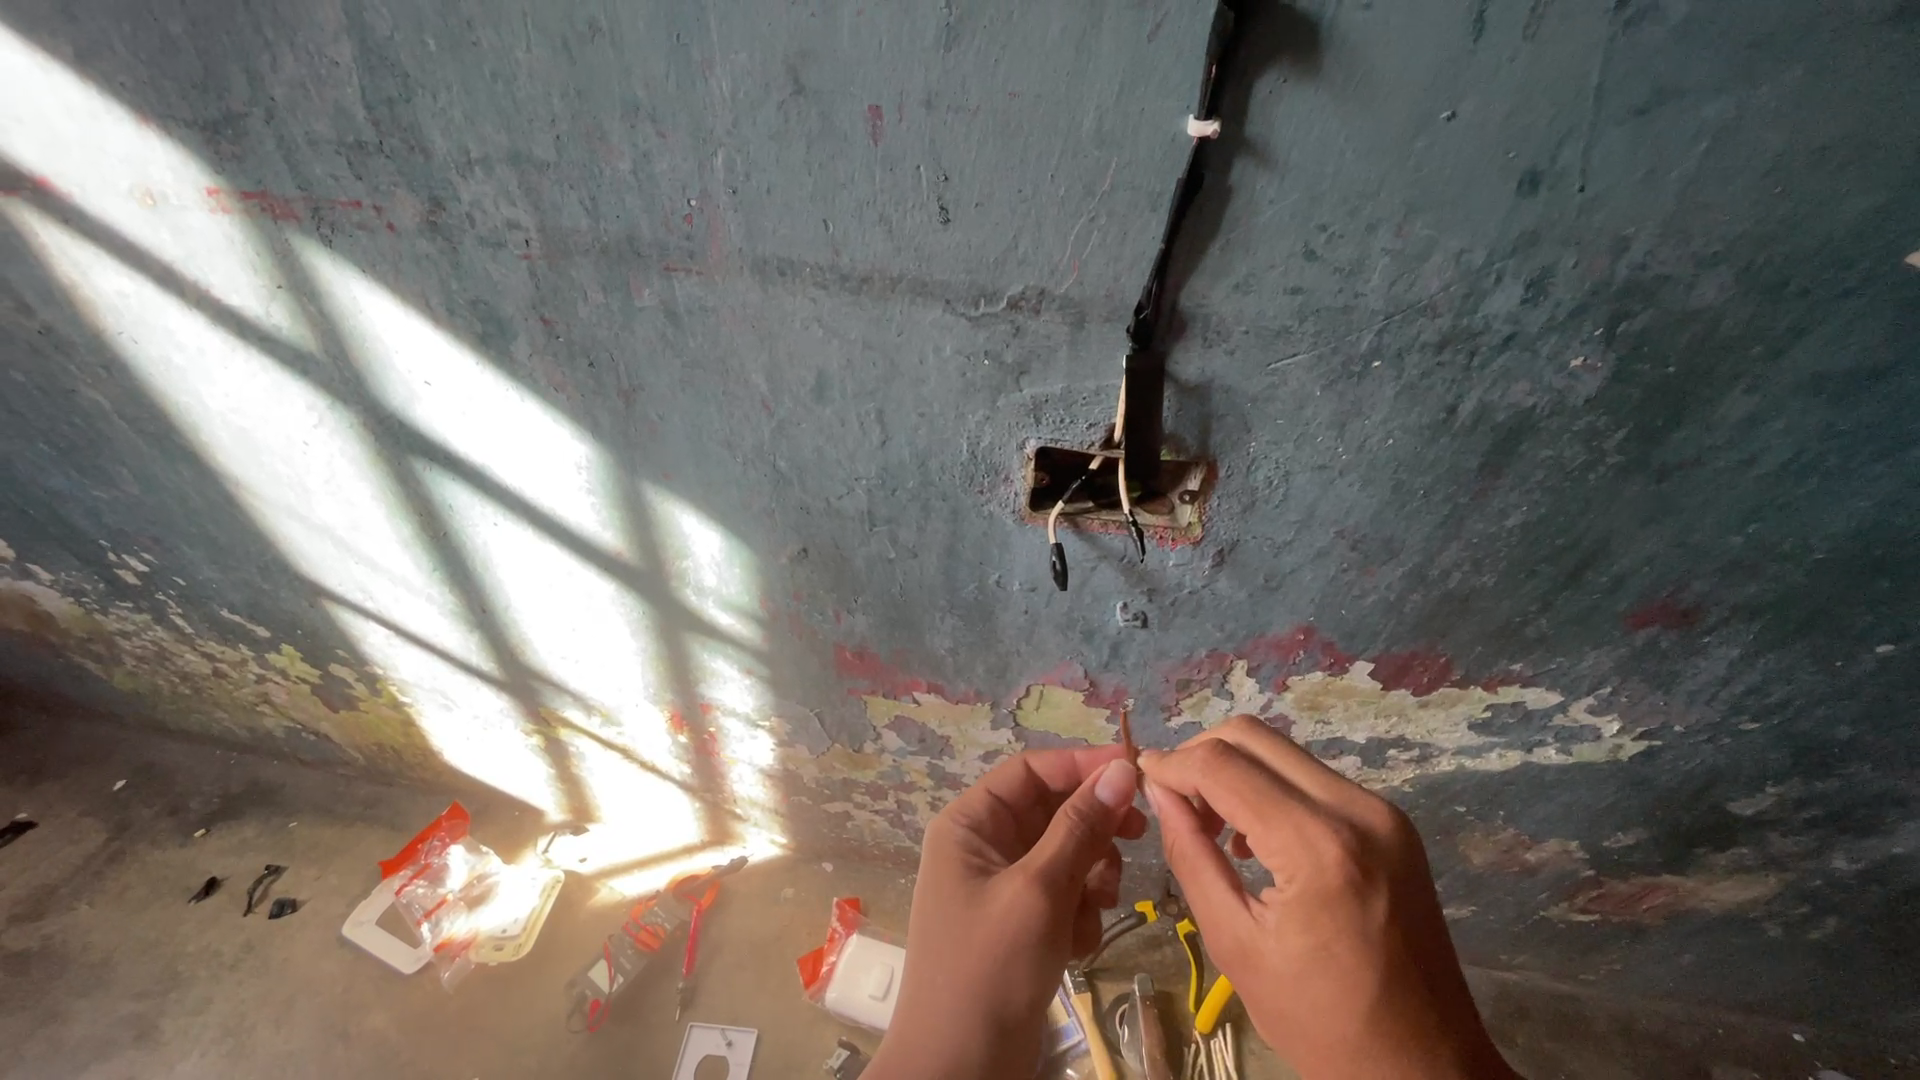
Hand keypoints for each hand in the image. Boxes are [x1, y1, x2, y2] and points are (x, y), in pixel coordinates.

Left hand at [867, 746, 1145, 1079]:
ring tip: (1096, 905)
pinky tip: (1077, 945)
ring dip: (1090, 875)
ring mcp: (1002, 886)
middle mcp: (983, 845)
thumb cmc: (990, 968)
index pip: (1031, 770)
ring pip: (1065, 853)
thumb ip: (1080, 827)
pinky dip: (1079, 912)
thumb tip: (1121, 769)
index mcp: (970, 823)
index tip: (1135, 771)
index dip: (1081, 764)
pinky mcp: (1021, 923)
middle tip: (1135, 838)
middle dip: (1091, 829)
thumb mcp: (1039, 891)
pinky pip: (1064, 894)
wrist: (961, 1070)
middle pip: (1052, 810)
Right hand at [1142, 716, 1516, 1079]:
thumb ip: (1190, 855)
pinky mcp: (1390, 822)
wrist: (1427, 1067)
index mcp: (1315, 845)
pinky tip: (1252, 833)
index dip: (1171, 764)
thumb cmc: (1321, 1021)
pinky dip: (1268, 785)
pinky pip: (1311, 776)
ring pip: (1282, 750)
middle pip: (1253, 736)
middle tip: (1171, 795)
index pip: (1222, 765)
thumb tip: (1158, 791)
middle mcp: (1355, 809)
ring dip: (1233, 768)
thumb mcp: (1234, 943)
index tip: (1140, 775)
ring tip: (1207, 819)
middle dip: (1200, 753)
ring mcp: (1381, 811)